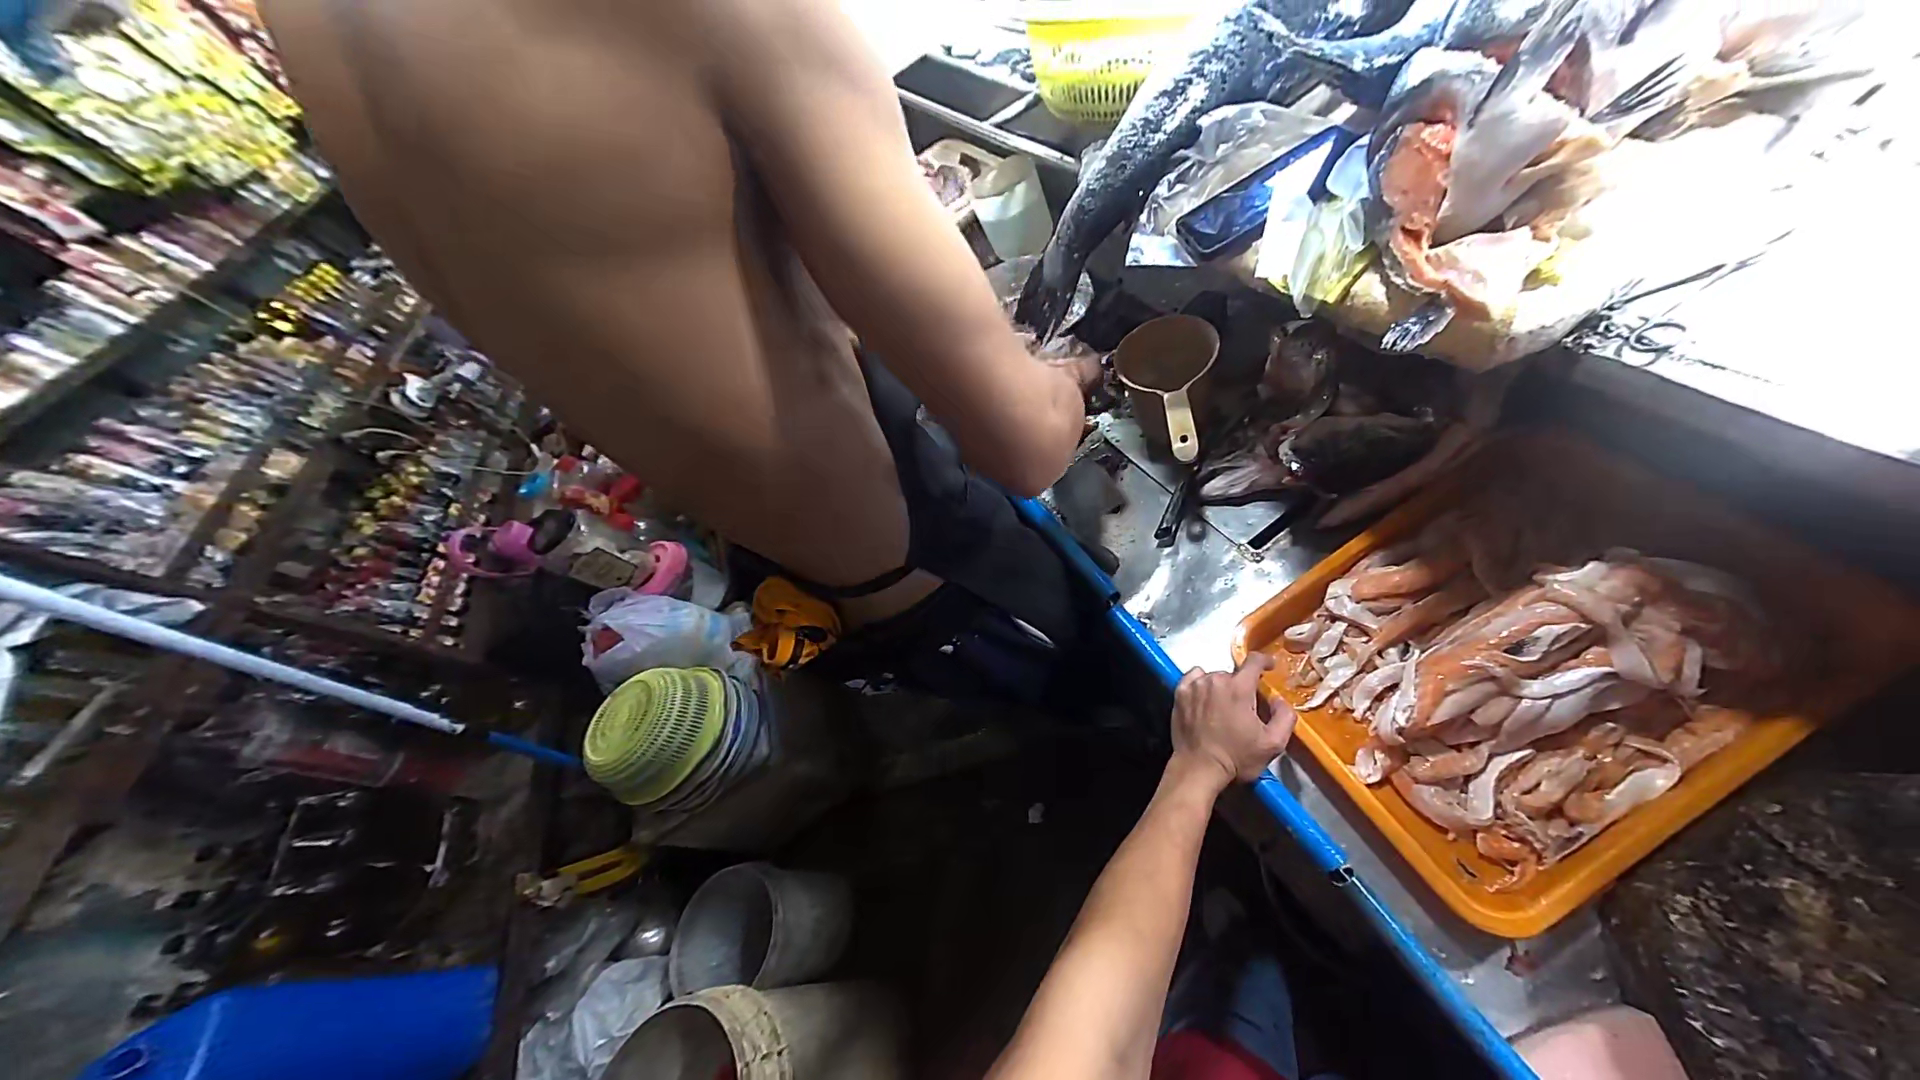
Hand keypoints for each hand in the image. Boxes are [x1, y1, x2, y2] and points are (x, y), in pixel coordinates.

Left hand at [1169, 653, 1295, 792]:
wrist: (1199, 767)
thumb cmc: (1237, 757)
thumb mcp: (1273, 743)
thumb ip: (1284, 716)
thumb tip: (1277, 699)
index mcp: (1239, 688)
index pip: (1254, 661)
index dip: (1265, 661)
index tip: (1269, 666)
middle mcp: (1215, 680)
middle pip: (1234, 675)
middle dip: (1242, 688)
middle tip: (1243, 708)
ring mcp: (1195, 685)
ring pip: (1214, 677)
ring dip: (1221, 688)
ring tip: (1223, 709)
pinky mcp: (1180, 693)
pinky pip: (1194, 679)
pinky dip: (1201, 685)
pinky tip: (1204, 700)